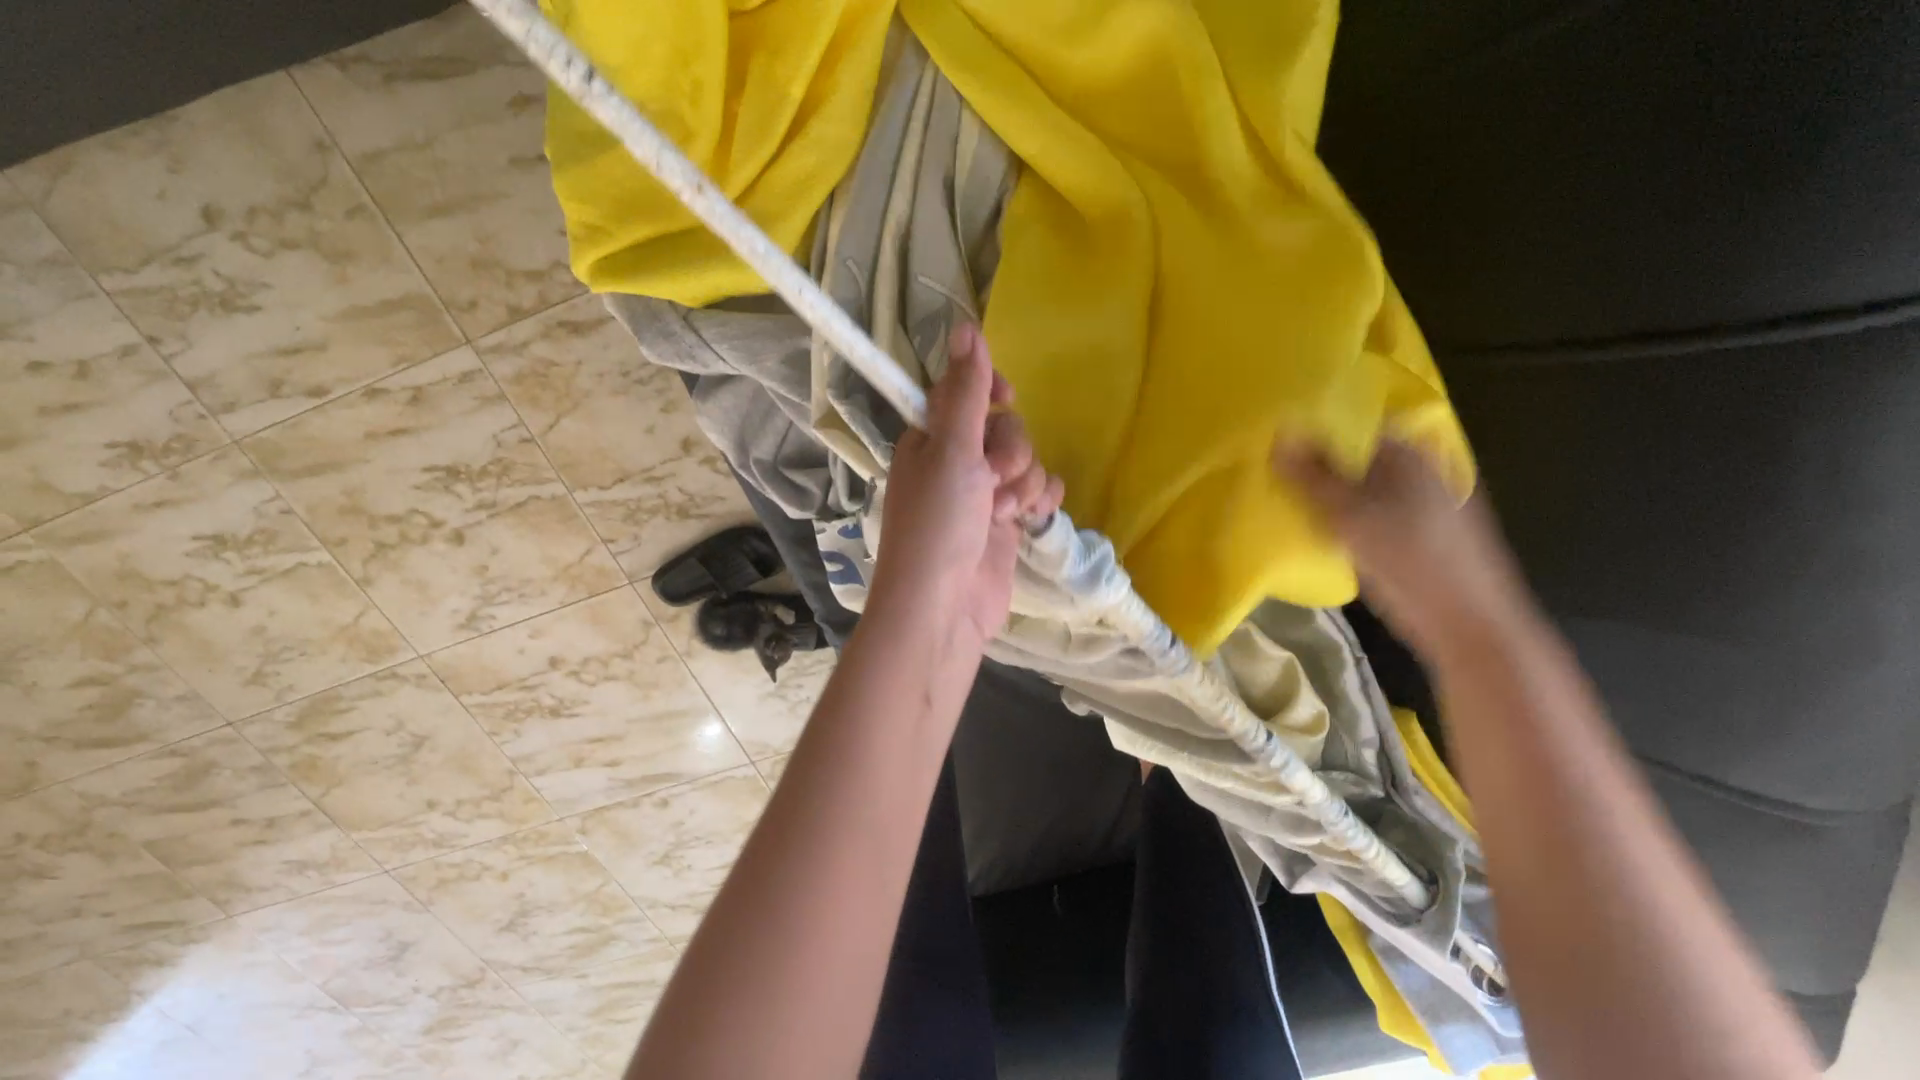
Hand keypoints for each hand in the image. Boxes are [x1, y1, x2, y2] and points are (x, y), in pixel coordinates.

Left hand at [868, 323, 1064, 648]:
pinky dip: (1039, 501)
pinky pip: (1038, 493)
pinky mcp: (1006, 524)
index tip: (1006, 398)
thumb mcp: (951, 450)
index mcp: (929, 438)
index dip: (990, 391)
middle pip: (1005, 427)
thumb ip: (967, 391)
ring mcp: (983, 494)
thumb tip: (965, 325)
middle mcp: (955, 461)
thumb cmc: (937, 524)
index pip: (965, 392)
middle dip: (1009, 452)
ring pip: (1026, 460)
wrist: (943, 607)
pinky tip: (1031, 518)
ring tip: (1001, 514)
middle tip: (989, 482)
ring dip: (1022, 483)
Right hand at [1279, 438, 1532, 655]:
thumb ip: (1310, 476)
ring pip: (1366, 492)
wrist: (1467, 623)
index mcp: (1408, 453)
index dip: (1314, 436)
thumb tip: (1279, 436)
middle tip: (1278, 485)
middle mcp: (1421, 470)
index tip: (1279, 453)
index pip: (1352, 427)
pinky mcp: (1425, 537)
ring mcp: (1427, 504)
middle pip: (1357, 460)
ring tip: (1295, 512)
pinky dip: (1352, 524)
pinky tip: (1329, 541)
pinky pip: (1376, 518)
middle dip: (1320, 471)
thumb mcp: (1348, 514)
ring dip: (1334, 501)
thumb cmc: (1408, 559)